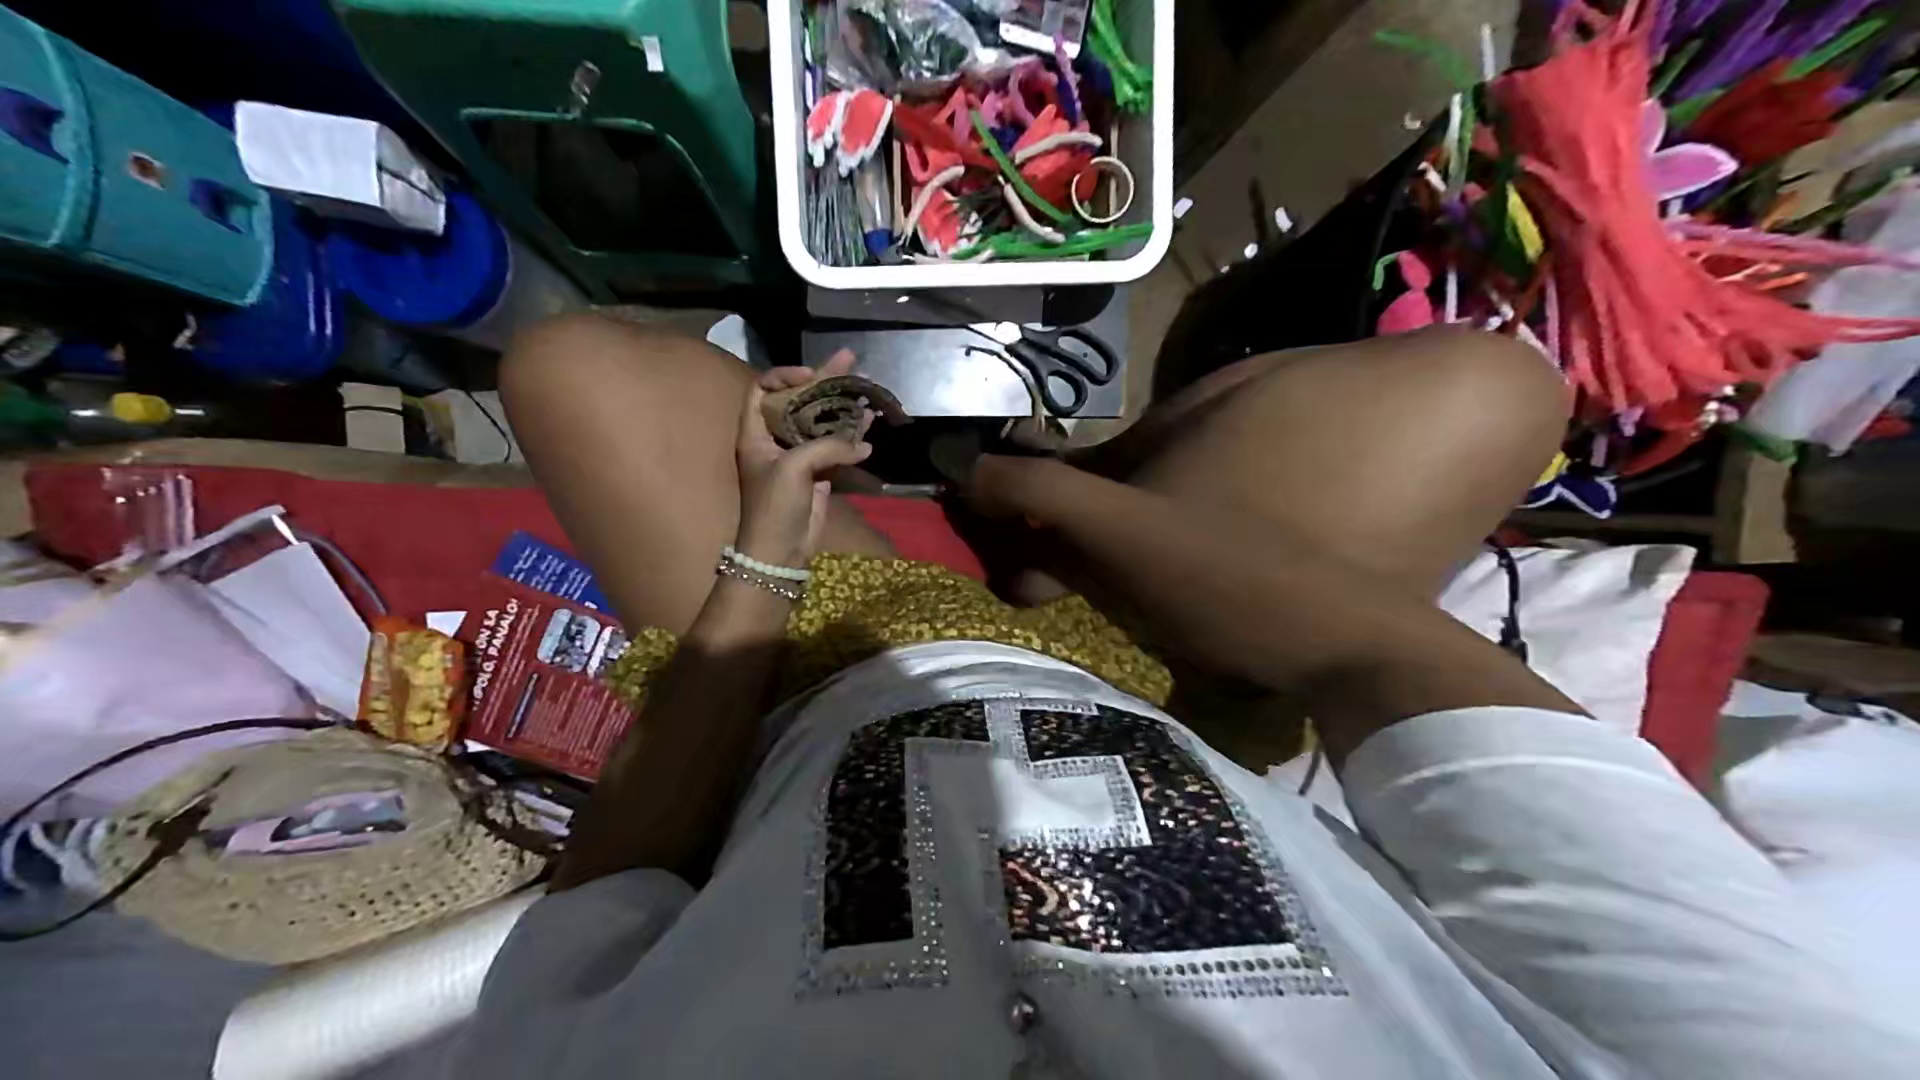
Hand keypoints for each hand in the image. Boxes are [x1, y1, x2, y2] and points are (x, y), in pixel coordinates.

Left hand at [734, 350, 873, 568]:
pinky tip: (869, 425)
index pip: (762, 389)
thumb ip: (828, 447)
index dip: (785, 376)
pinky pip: (837, 446)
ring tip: (864, 386)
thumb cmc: (774, 506)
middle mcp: (776, 439)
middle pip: (798, 400)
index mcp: (755, 433)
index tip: (811, 377)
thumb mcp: (794, 469)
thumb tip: (863, 444)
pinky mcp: (819, 473)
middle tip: (847, 358)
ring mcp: (799, 456)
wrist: (780, 551)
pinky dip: (852, 435)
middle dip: (823, 380)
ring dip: (842, 405)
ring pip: (821, 421)